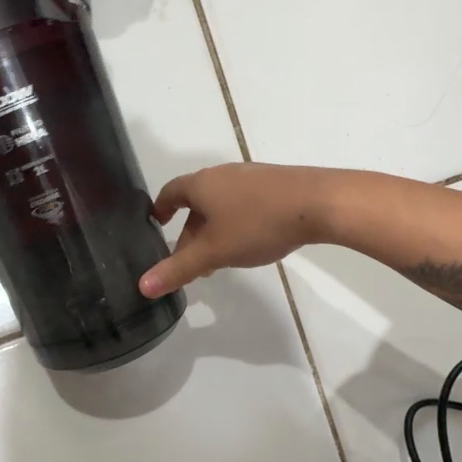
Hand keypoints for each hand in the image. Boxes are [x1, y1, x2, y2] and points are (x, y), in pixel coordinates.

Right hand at [139, 163, 336, 297]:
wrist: (320, 203)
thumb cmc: (257, 224)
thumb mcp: (213, 252)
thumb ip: (178, 269)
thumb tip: (142, 286)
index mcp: (202, 184)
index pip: (170, 192)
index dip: (160, 209)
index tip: (156, 224)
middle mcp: (223, 174)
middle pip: (197, 202)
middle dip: (190, 232)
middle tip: (189, 261)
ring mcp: (251, 178)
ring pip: (221, 206)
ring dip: (214, 231)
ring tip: (218, 260)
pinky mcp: (276, 186)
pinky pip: (244, 205)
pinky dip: (236, 225)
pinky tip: (249, 245)